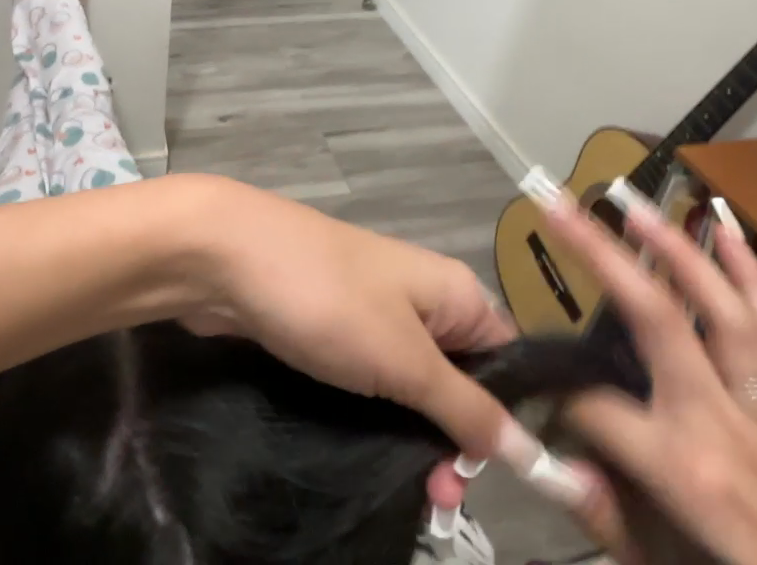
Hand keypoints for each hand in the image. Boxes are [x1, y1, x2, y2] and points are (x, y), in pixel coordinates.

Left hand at [177, 179, 528, 462]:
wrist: (222, 257)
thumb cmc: (327, 301)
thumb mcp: (405, 359)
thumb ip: (466, 407)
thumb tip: (534, 451)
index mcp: (453, 291)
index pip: (506, 361)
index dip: (506, 421)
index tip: (486, 478)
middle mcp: (418, 299)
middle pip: (457, 378)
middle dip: (453, 438)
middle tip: (439, 499)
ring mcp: (368, 312)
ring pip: (408, 383)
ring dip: (413, 434)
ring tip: (413, 490)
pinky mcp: (327, 329)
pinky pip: (365, 378)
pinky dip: (374, 416)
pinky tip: (375, 453)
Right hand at [533, 185, 756, 564]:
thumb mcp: (650, 564)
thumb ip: (595, 507)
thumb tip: (544, 453)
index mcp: (678, 466)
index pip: (589, 401)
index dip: (554, 393)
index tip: (539, 397)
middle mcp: (720, 422)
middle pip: (655, 319)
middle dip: (603, 257)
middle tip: (562, 207)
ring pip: (724, 312)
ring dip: (679, 250)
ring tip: (638, 204)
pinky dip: (752, 278)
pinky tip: (726, 231)